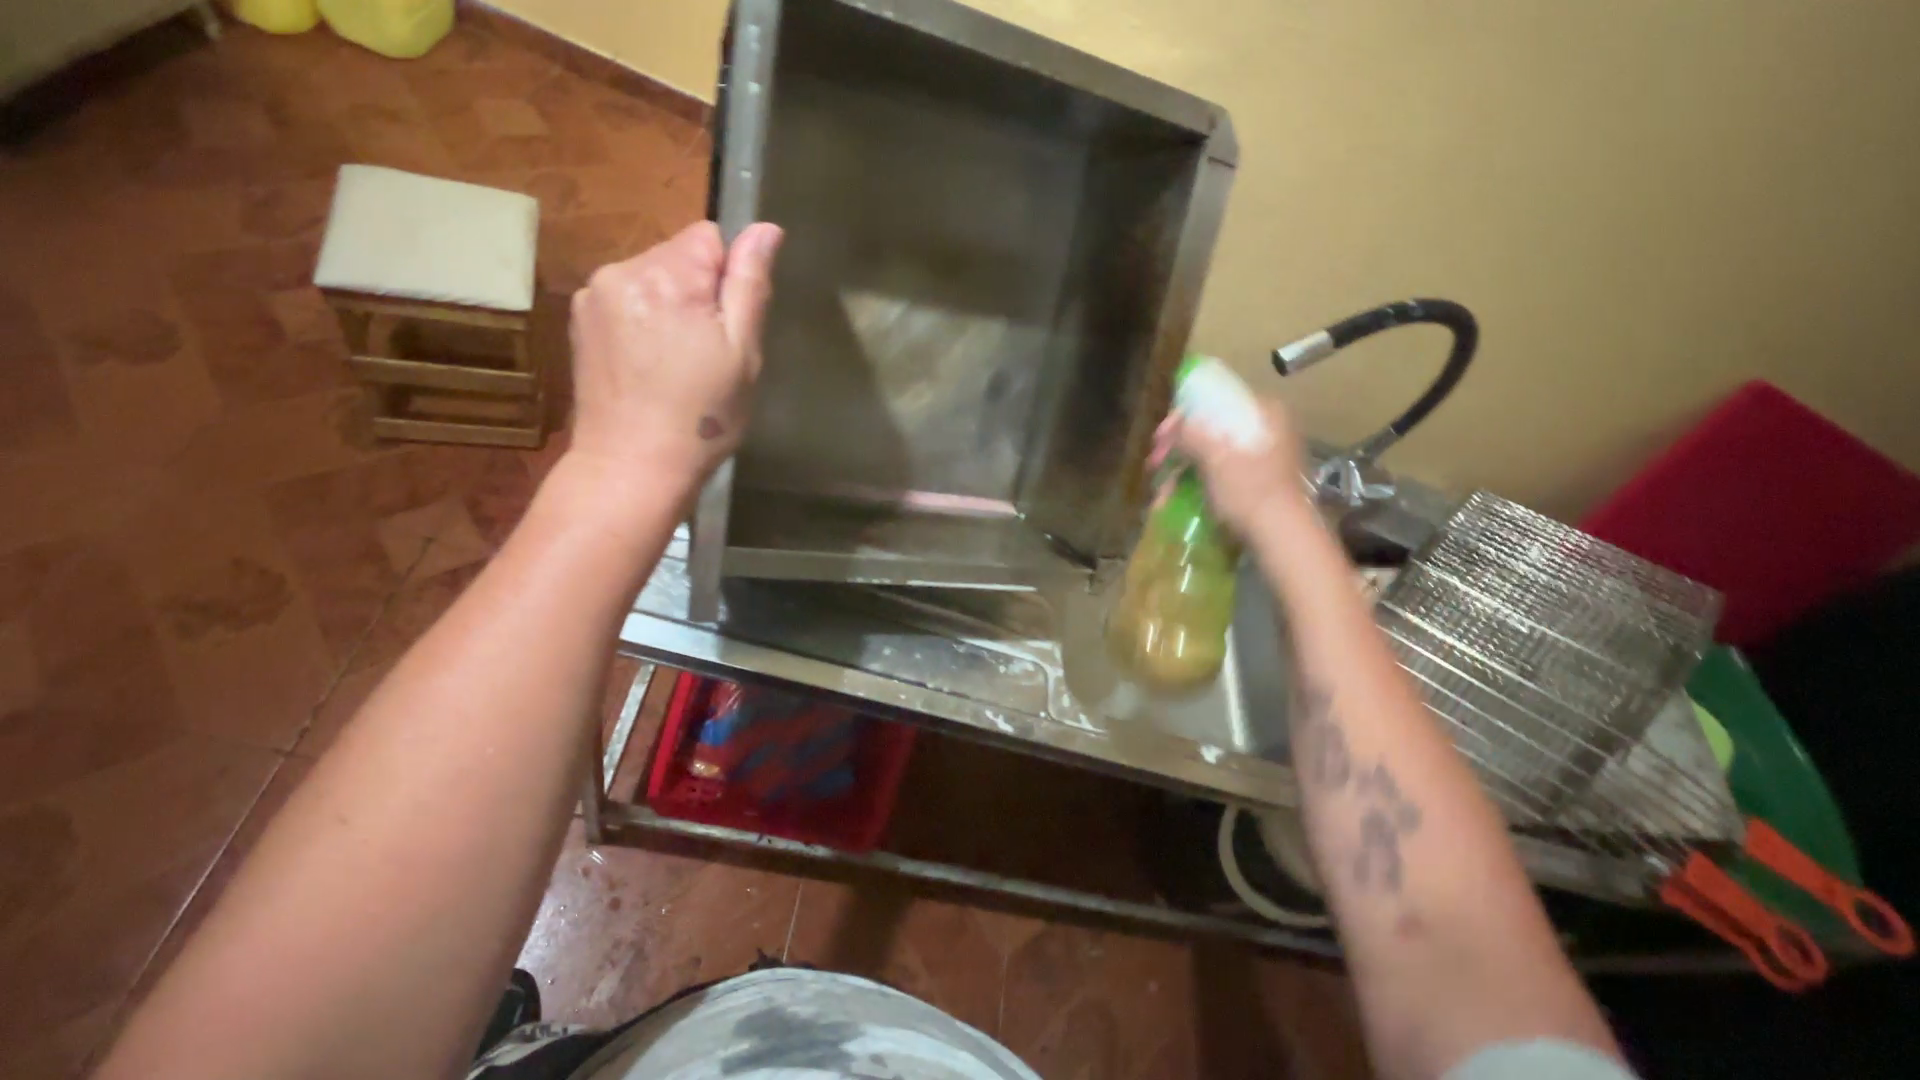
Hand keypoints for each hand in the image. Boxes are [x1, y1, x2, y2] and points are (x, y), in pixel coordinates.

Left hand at [564, 220, 783, 504]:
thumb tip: (766, 229)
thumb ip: (751, 284)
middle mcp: (622, 271)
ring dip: (669, 308)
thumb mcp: (743, 354)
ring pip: (652, 279)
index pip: (711, 238)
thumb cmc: (701, 418)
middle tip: (705, 354)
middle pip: (678, 257)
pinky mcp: (579, 321)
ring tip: (675, 365)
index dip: (729, 281)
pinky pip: (626, 301)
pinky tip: (648, 367)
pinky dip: (642, 323)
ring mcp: (593, 296)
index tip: (726, 329)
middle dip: (697, 294)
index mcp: (667, 276)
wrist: (630, 468)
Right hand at [1163, 398, 1309, 535]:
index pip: (1216, 403)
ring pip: (1216, 457)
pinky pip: (1225, 477)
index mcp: (1266, 413)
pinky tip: (1176, 503)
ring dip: (1184, 474)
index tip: (1159, 437)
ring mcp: (1268, 459)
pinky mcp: (1263, 485)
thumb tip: (1175, 427)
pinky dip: (1201, 486)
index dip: (1182, 419)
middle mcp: (1270, 430)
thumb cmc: (1250, 490)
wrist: (1283, 537)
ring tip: (1160, 497)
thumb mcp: (1214, 457)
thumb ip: (1190, 435)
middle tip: (1154, 465)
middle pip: (1214, 432)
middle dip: (1179, 452)